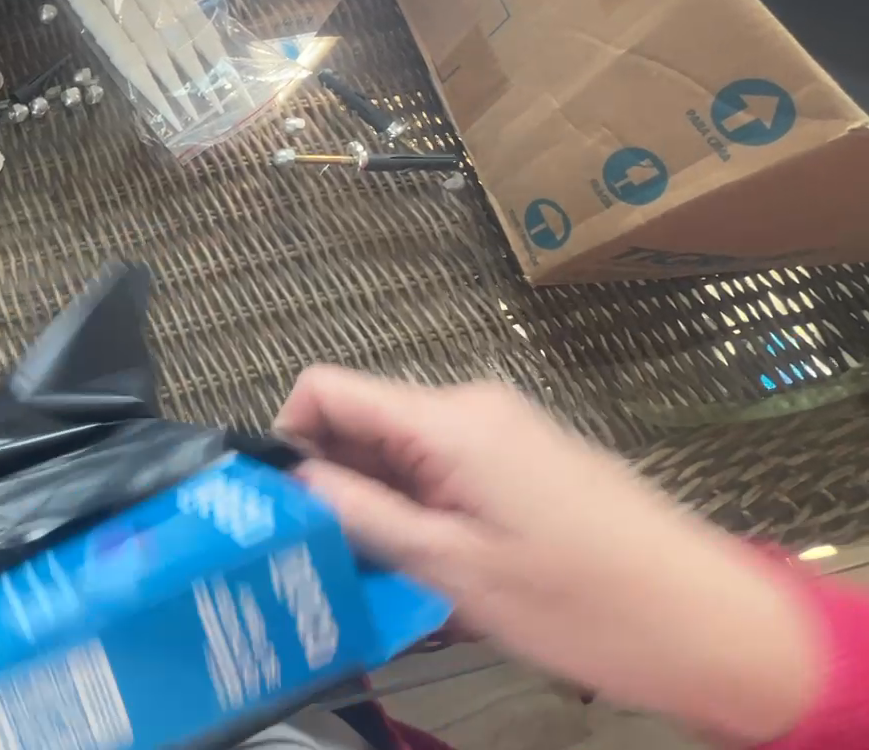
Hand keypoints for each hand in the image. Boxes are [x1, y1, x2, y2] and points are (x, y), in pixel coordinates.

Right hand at [275, 366, 820, 744]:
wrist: (732, 633)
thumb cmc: (588, 604)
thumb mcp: (453, 567)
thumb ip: (359, 512)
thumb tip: (288, 478)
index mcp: (445, 420)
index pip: (324, 387)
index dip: (290, 433)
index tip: (293, 496)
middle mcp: (466, 403)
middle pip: (359, 416)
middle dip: (337, 474)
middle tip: (344, 545)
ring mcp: (497, 422)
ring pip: (394, 440)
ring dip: (378, 493)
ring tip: (396, 560)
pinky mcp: (519, 446)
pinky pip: (435, 455)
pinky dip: (417, 495)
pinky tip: (440, 551)